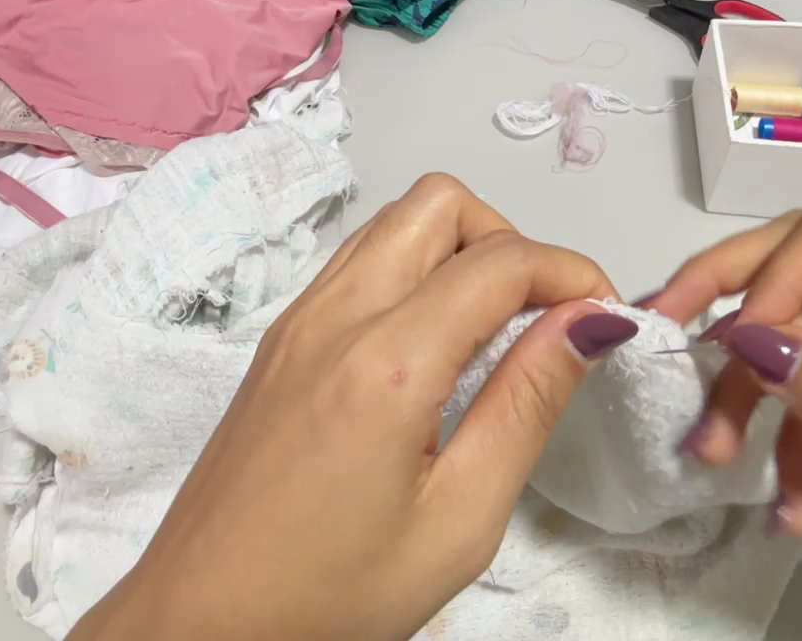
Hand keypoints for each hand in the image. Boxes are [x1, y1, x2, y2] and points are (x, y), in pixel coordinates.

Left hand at [68, 174, 635, 640]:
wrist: (198, 619)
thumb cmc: (332, 594)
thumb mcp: (459, 519)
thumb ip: (529, 402)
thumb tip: (589, 323)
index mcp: (386, 359)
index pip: (498, 261)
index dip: (569, 271)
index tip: (604, 315)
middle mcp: (337, 311)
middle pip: (439, 202)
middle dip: (508, 239)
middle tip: (538, 315)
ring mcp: (301, 312)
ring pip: (396, 218)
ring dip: (459, 246)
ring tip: (491, 326)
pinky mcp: (284, 329)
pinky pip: (363, 256)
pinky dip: (415, 266)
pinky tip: (432, 339)